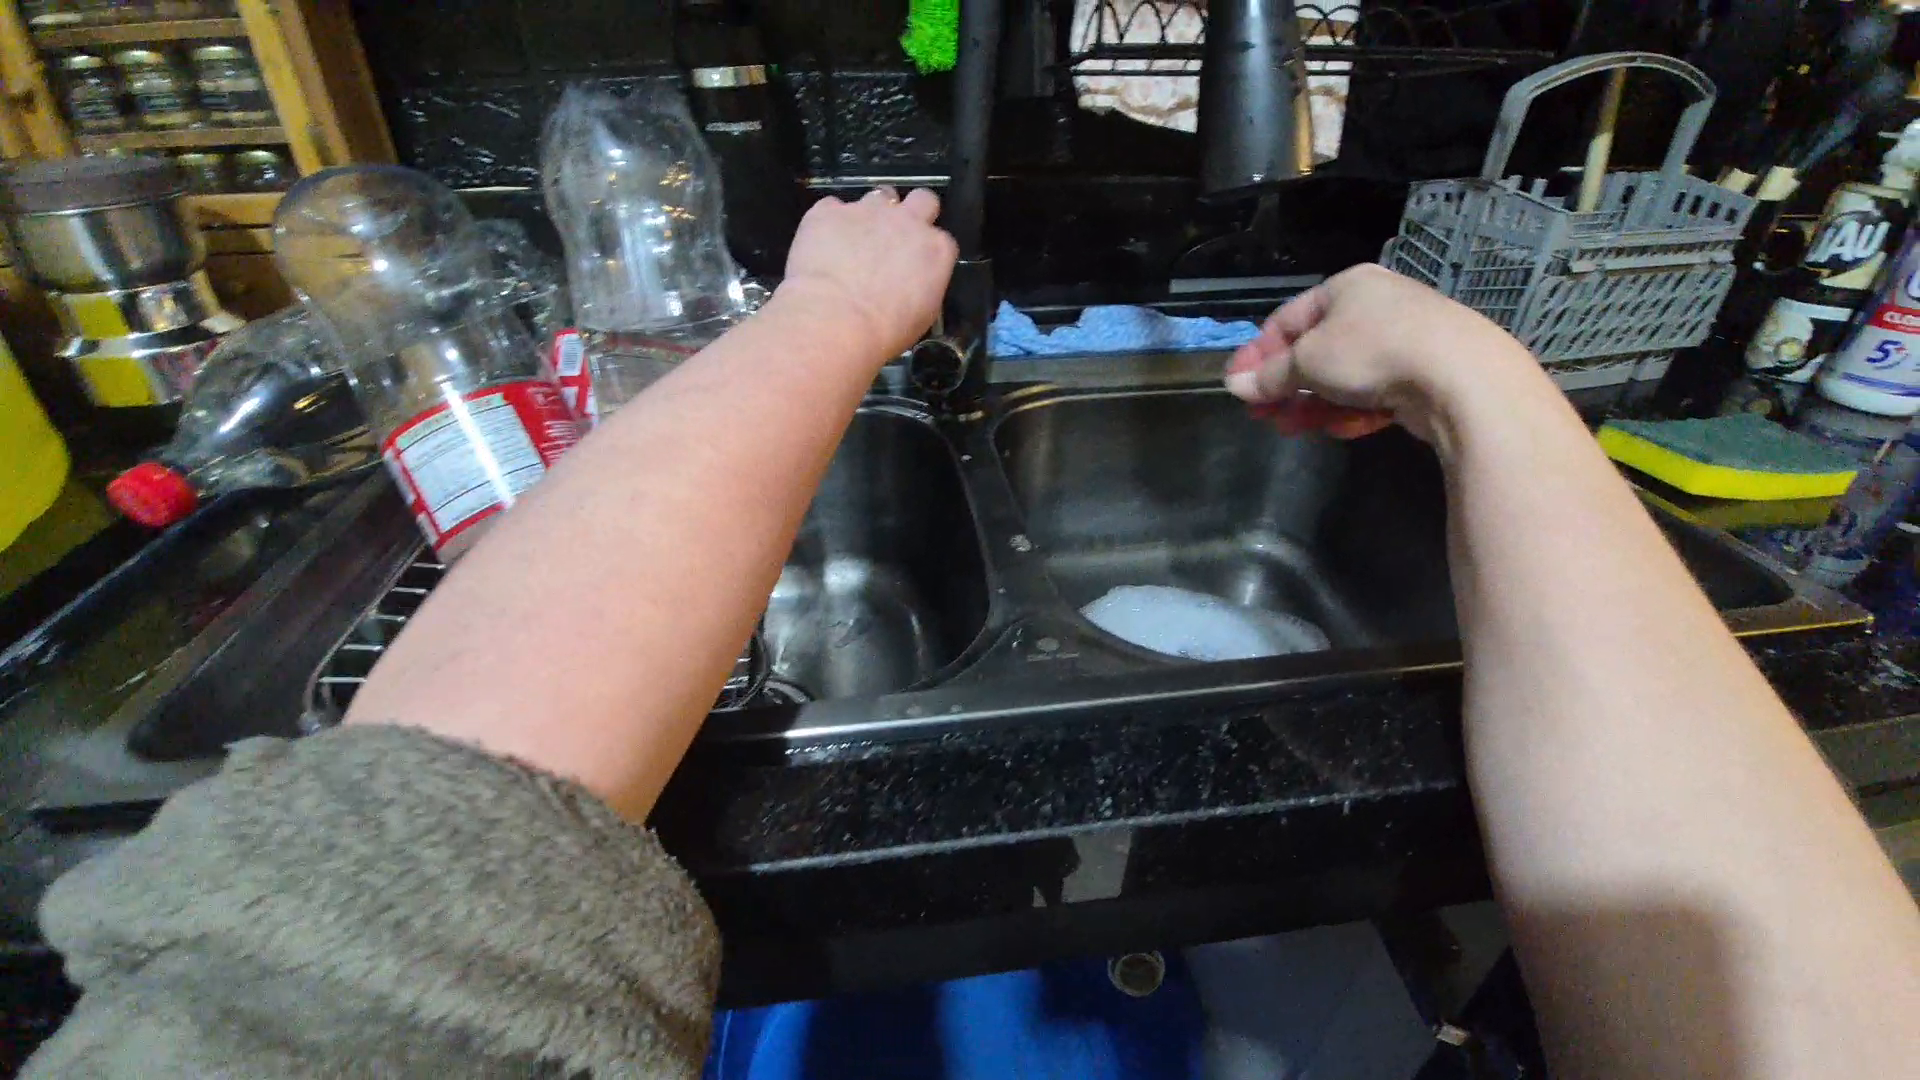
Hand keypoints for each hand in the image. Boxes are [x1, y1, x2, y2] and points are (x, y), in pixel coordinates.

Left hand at [778, 187, 958, 359]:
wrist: (835, 320)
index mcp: (935, 250)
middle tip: (896, 236)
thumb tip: (914, 281)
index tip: (916, 265)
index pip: (941, 240)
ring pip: (879, 195)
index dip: (928, 251)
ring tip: (857, 239)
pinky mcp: (829, 211)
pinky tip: (825, 243)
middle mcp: (907, 221)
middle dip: (913, 212)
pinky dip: (832, 222)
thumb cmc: (884, 331)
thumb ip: (925, 285)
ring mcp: (867, 211)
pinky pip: (833, 207)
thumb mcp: (922, 316)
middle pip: (922, 199)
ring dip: (873, 213)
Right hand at [1223, 263, 1533, 441]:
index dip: (1256, 356)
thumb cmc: (1370, 353)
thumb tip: (1235, 384)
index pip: (1285, 321)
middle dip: (1285, 388)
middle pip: (1313, 352)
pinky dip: (1352, 410)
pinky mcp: (1423, 373)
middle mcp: (1374, 306)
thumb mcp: (1306, 362)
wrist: (1460, 376)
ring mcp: (1403, 339)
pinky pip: (1373, 392)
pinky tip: (1342, 428)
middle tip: (1263, 416)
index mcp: (1345, 288)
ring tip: (1295, 429)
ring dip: (1313, 405)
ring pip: (1342, 376)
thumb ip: (1269, 376)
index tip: (1236, 387)